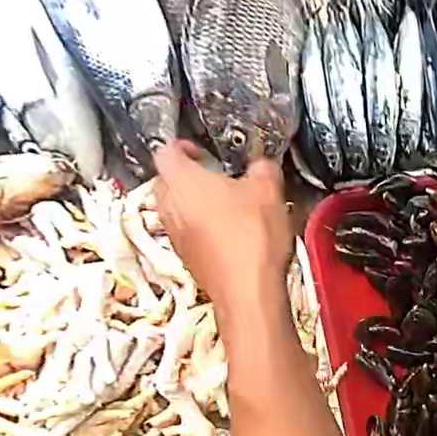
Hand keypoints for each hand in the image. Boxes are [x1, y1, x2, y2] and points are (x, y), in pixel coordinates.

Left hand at [153, 141, 291, 316]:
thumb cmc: (252, 235)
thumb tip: (263, 164)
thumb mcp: (270, 192)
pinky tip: (235, 238)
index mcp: (180, 177)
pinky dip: (206, 230)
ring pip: (180, 208)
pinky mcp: (185, 255)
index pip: (168, 149)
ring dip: (200, 206)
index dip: (186, 147)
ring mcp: (172, 230)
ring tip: (232, 212)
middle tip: (222, 183)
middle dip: (194, 179)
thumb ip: (264, 170)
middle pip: (172, 180)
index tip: (203, 152)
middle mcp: (166, 201)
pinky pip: (190, 232)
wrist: (247, 288)